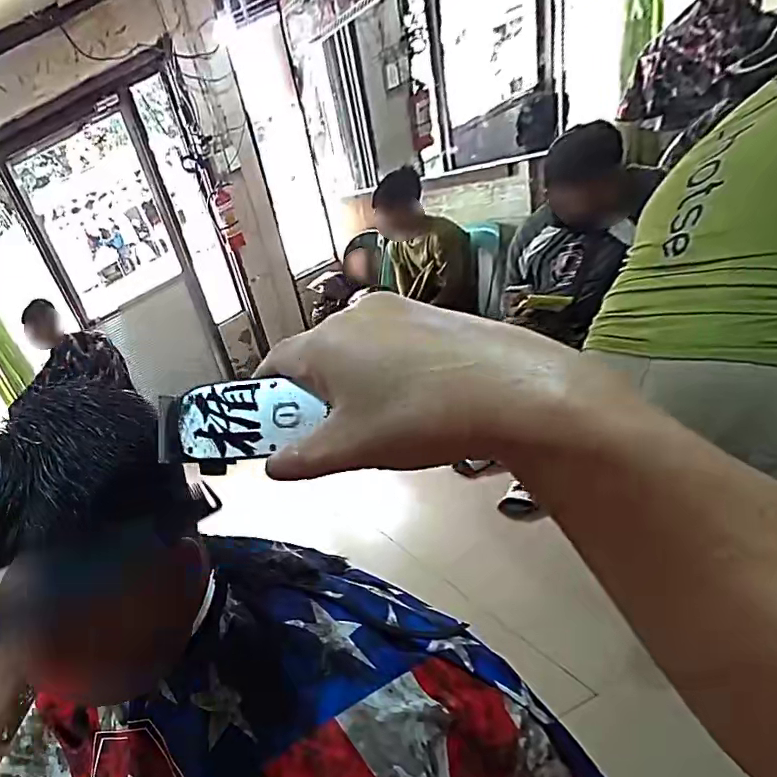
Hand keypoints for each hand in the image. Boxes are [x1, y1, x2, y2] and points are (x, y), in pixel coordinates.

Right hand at [254, 292, 598, 478]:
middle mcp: (351, 316)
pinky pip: (388, 344)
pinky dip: (384, 372)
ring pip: (352, 352)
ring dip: (349, 385)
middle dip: (311, 397)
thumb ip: (303, 459)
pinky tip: (414, 402)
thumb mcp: (351, 449)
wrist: (512, 390)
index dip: (264, 400)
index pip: (272, 366)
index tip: (273, 428)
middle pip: (313, 358)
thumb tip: (272, 467)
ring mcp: (394, 310)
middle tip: (330, 436)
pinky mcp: (430, 314)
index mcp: (322, 345)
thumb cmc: (417, 418)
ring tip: (380, 423)